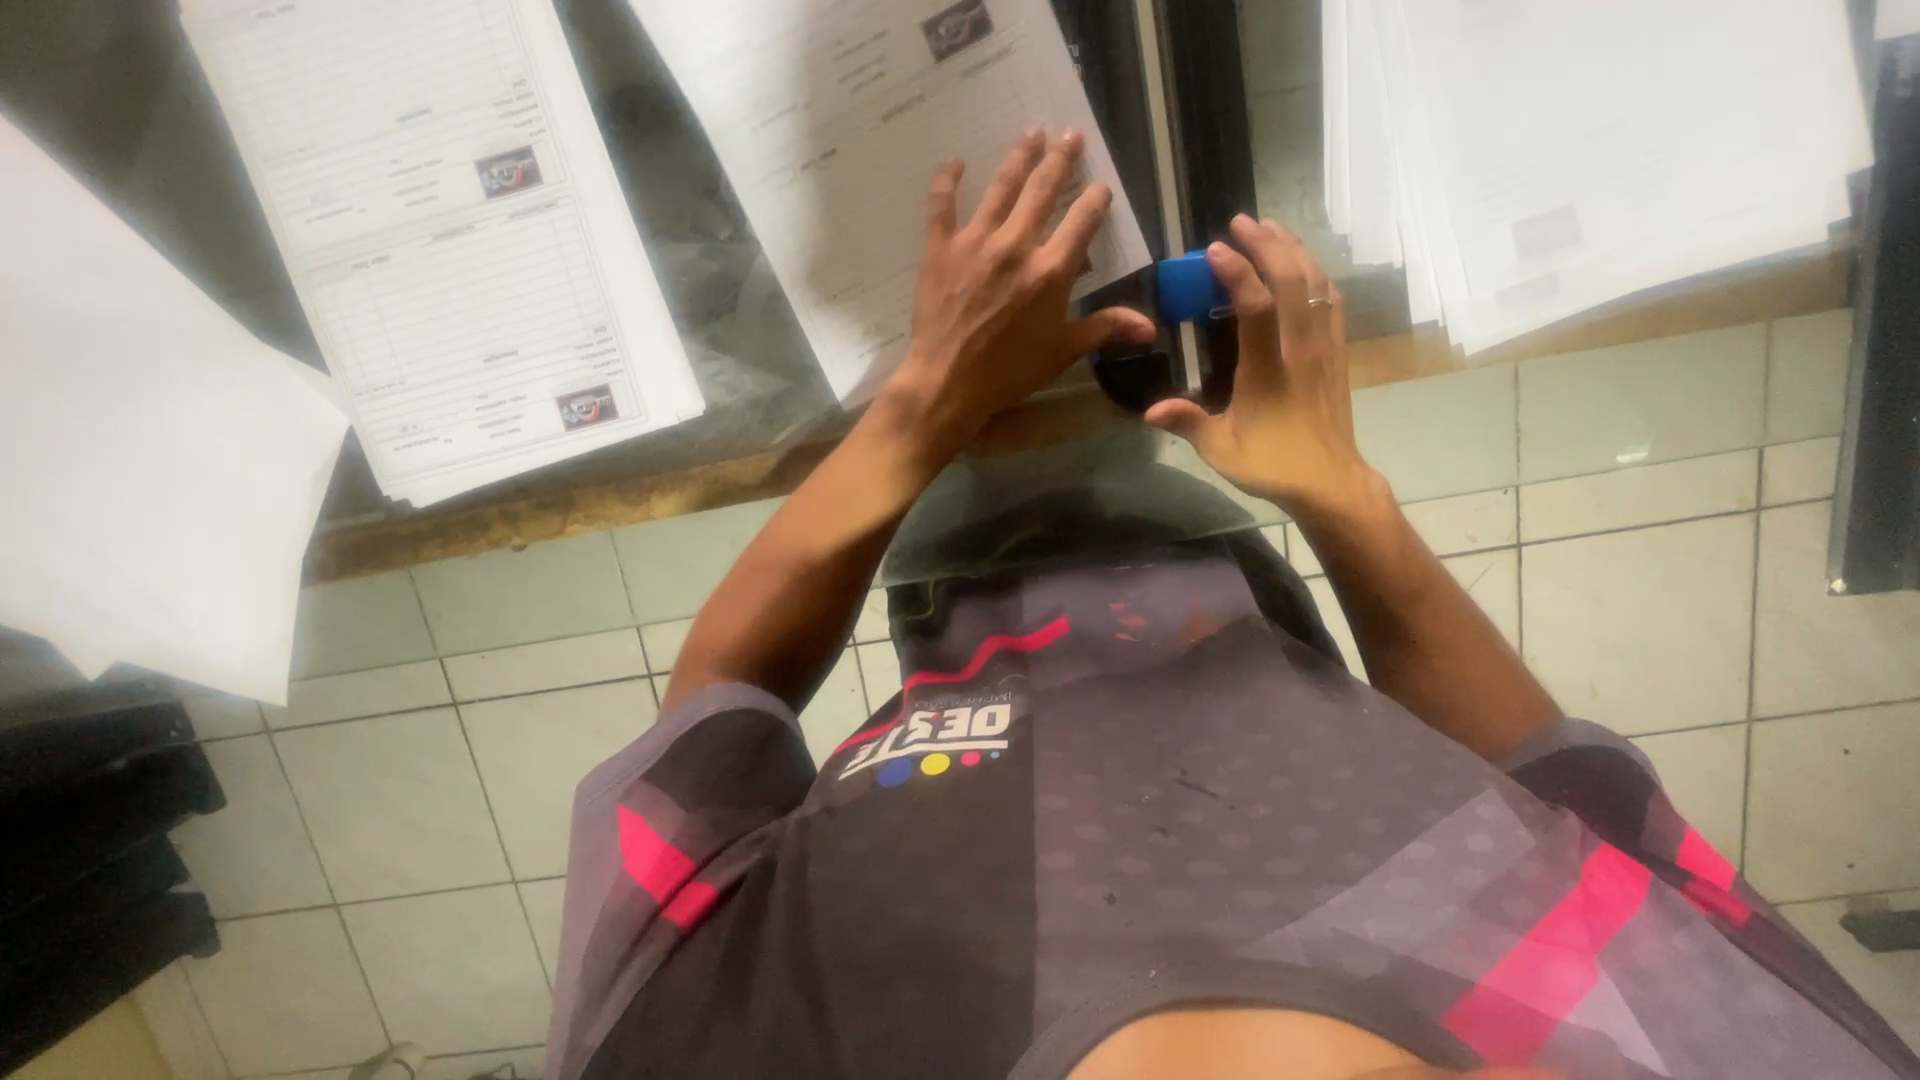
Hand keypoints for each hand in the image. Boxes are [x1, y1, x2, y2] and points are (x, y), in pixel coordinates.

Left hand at [883, 129, 1156, 446]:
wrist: (948, 382)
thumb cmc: (1010, 372)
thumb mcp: (1063, 351)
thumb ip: (1105, 327)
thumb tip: (1150, 327)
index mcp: (1051, 271)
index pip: (1081, 221)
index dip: (1094, 200)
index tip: (1100, 186)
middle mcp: (1016, 246)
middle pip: (1043, 190)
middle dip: (1060, 159)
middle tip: (1069, 134)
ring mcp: (975, 243)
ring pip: (1000, 187)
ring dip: (1019, 156)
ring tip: (1032, 133)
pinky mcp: (939, 248)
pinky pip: (941, 204)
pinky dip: (948, 179)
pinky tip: (955, 162)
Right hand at [1144, 215, 1378, 522]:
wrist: (1329, 482)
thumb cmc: (1271, 465)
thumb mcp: (1220, 449)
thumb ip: (1187, 424)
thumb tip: (1148, 412)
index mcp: (1268, 370)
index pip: (1255, 307)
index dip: (1236, 273)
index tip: (1214, 249)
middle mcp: (1299, 349)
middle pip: (1290, 281)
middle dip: (1267, 244)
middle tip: (1241, 222)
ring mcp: (1323, 348)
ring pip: (1315, 284)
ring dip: (1293, 250)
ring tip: (1271, 228)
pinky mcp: (1336, 353)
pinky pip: (1331, 302)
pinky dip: (1316, 275)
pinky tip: (1304, 266)